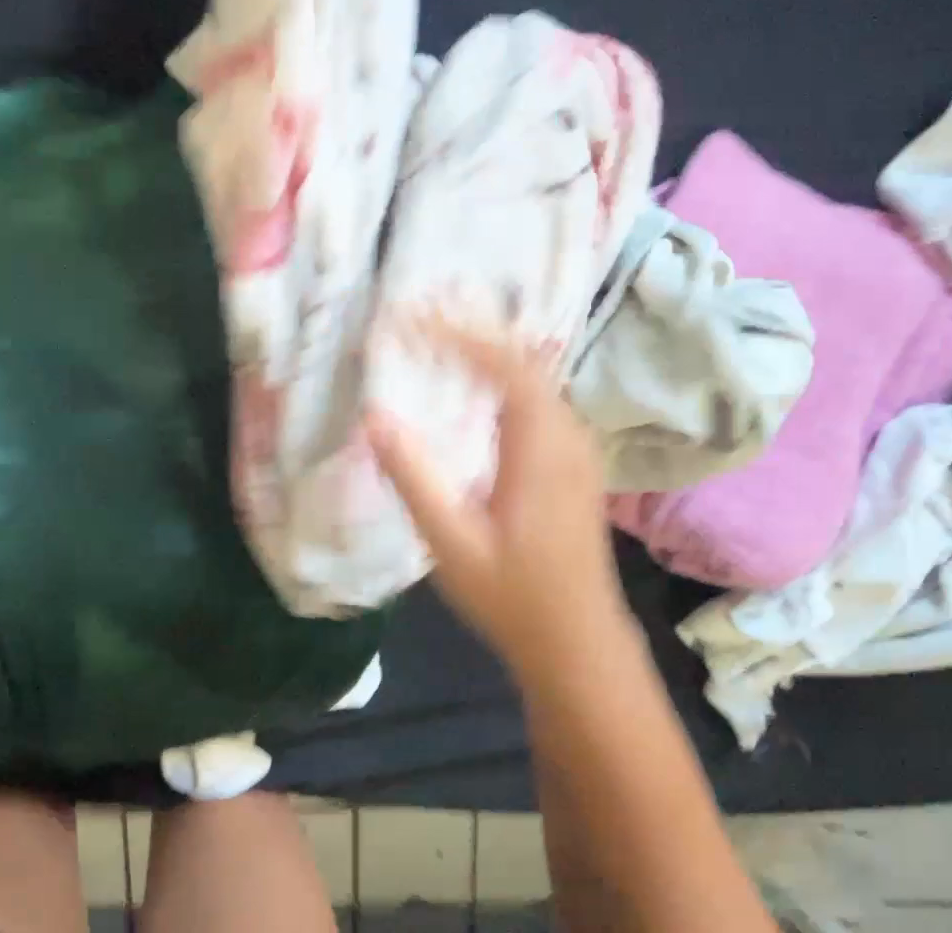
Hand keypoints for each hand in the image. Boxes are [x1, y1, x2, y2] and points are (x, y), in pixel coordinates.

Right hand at [365, 314, 633, 679]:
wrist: (576, 642)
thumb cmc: (511, 595)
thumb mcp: (451, 541)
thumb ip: (414, 478)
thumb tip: (375, 416)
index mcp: (542, 452)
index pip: (508, 369)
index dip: (461, 336)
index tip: (411, 318)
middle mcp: (567, 440)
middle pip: (526, 363)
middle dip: (471, 329)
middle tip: (417, 311)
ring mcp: (574, 451)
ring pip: (533, 379)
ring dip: (486, 349)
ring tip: (436, 331)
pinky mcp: (568, 464)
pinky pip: (534, 399)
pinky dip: (499, 376)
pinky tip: (471, 380)